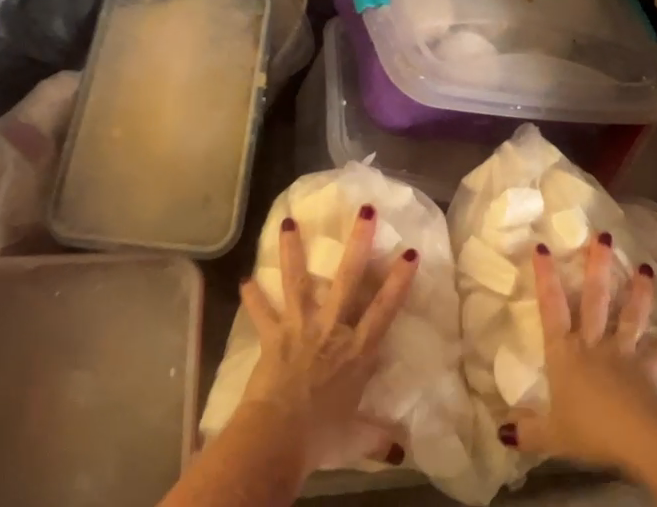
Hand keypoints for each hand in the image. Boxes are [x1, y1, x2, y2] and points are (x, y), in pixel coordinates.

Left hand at [236, 204, 418, 473]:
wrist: (279, 436)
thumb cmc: (323, 436)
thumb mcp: (358, 435)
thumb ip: (379, 434)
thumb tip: (401, 446)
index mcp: (358, 351)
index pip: (385, 309)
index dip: (399, 280)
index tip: (410, 251)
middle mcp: (331, 330)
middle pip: (347, 279)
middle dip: (358, 243)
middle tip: (365, 211)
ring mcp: (299, 328)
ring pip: (298, 281)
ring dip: (292, 250)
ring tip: (287, 221)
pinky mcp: (272, 335)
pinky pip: (261, 312)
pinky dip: (253, 297)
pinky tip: (245, 279)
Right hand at [498, 234, 656, 469]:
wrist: (637, 438)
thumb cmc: (587, 429)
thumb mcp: (550, 435)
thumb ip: (527, 432)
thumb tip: (501, 432)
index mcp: (563, 352)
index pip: (551, 307)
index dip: (545, 278)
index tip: (542, 247)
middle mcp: (592, 344)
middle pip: (595, 299)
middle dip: (598, 267)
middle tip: (604, 236)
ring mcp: (623, 355)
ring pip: (629, 317)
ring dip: (639, 293)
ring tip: (647, 269)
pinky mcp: (647, 372)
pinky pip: (656, 355)